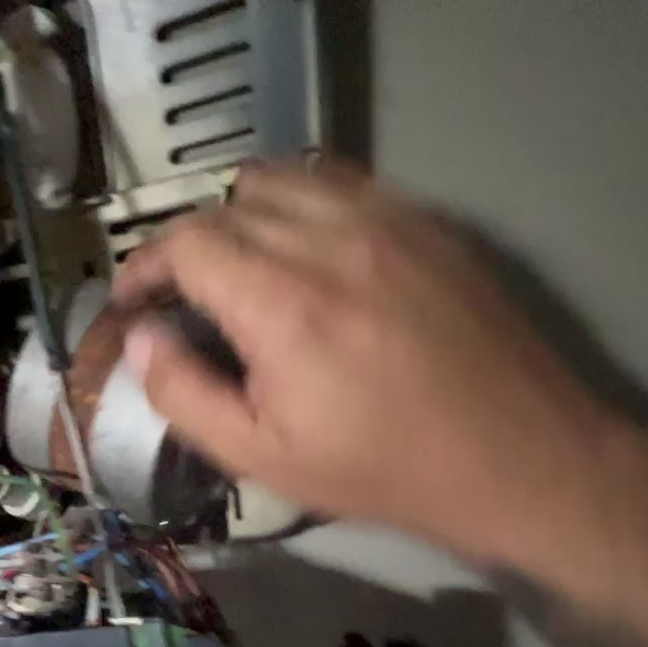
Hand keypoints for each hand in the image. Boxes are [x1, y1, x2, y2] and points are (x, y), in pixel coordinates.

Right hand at [115, 160, 629, 568]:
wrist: (516, 457)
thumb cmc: (376, 467)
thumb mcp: (258, 456)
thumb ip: (182, 393)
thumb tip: (139, 340)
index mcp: (282, 304)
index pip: (187, 242)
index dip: (143, 265)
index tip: (130, 300)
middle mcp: (331, 241)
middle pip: (226, 205)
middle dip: (182, 245)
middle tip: (173, 294)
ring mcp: (388, 221)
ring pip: (281, 179)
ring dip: (235, 216)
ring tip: (230, 265)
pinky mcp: (427, 222)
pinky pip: (338, 182)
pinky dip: (294, 204)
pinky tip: (296, 250)